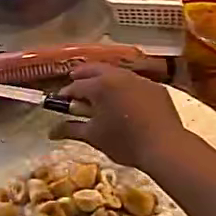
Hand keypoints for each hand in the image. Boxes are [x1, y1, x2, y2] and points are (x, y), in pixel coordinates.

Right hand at [59, 63, 187, 164]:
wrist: (164, 145)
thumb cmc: (125, 142)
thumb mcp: (94, 137)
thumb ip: (72, 129)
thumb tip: (51, 131)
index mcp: (100, 85)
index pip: (77, 86)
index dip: (66, 94)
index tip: (61, 101)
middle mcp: (119, 76)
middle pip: (96, 70)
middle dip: (83, 75)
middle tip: (75, 81)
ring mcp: (140, 80)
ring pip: (117, 74)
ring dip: (105, 79)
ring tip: (99, 89)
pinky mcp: (155, 88)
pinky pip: (135, 83)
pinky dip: (125, 87)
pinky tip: (125, 99)